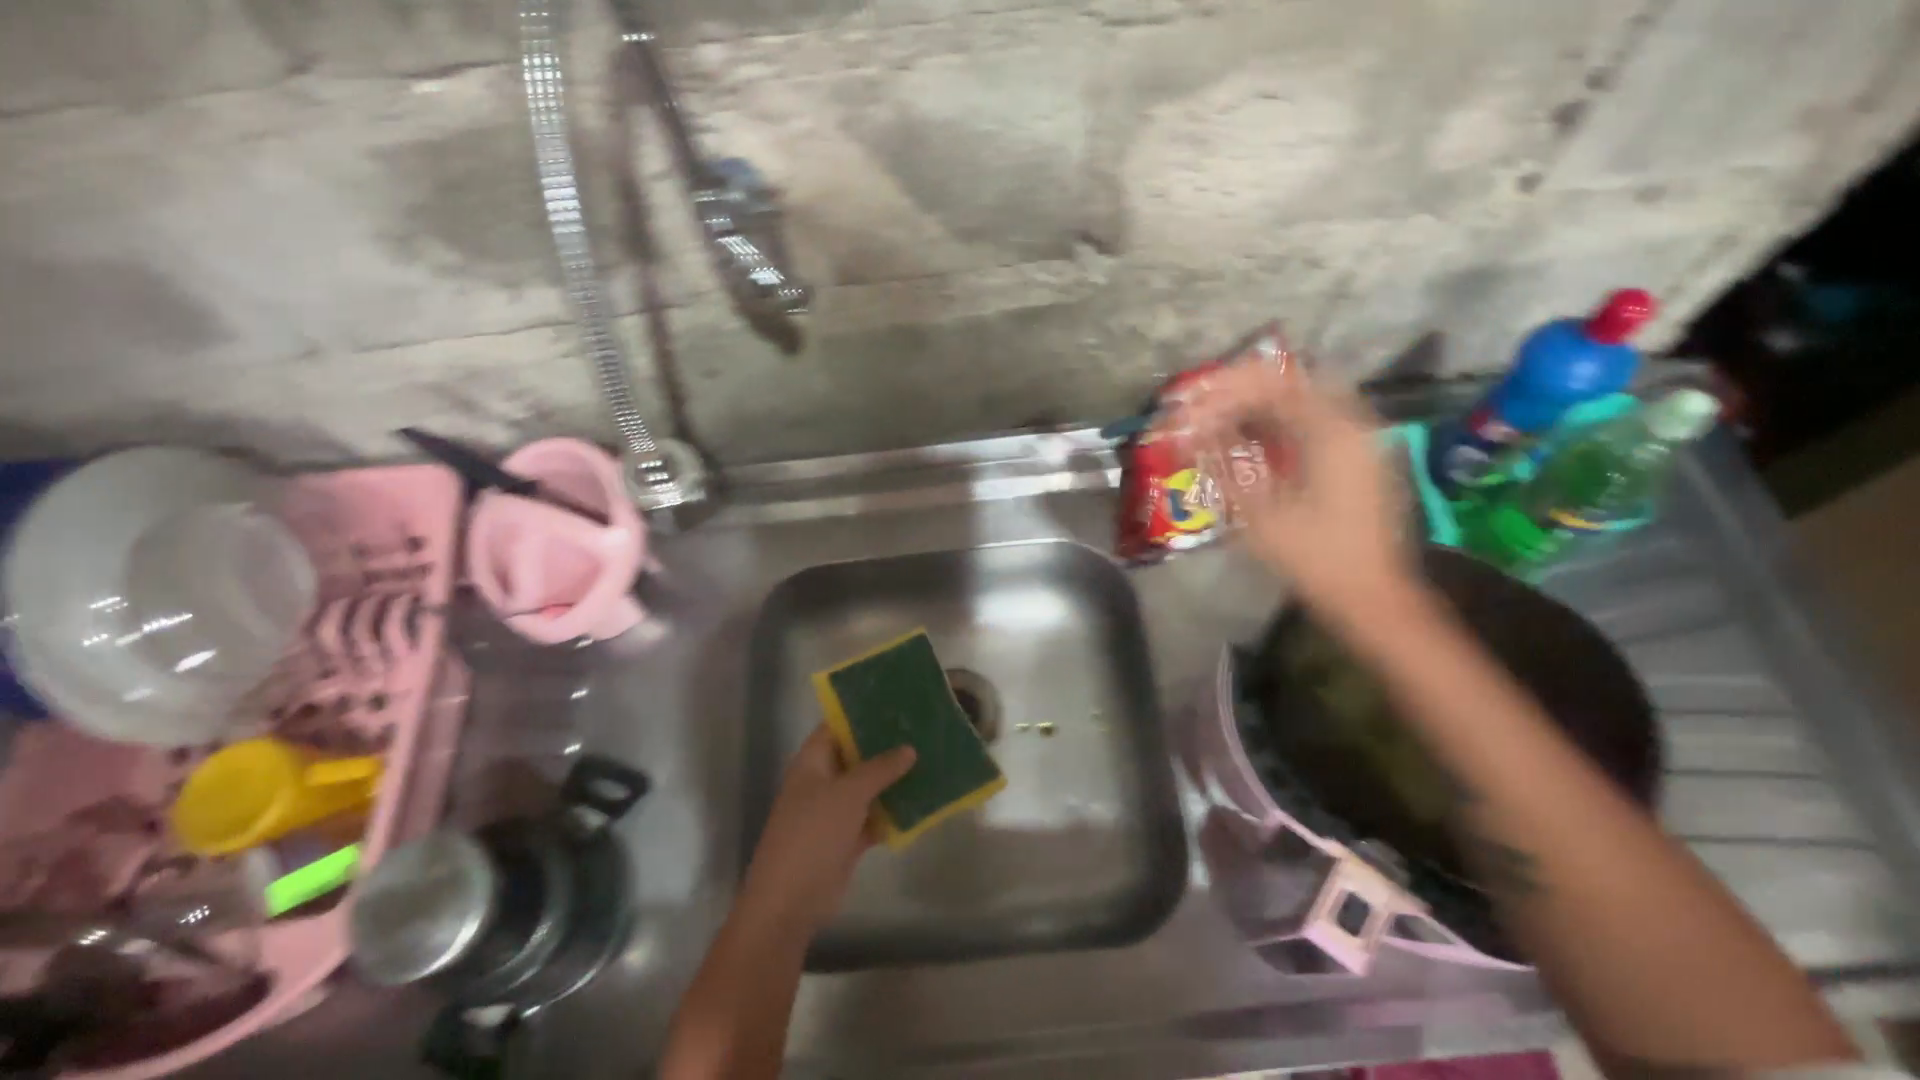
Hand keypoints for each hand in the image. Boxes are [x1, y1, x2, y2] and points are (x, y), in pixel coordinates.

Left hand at [737, 726, 915, 936]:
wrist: (790, 900)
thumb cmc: (812, 834)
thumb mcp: (847, 793)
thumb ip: (879, 769)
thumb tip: (908, 749)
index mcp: (811, 763)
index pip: (836, 727)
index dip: (861, 714)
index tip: (896, 702)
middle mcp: (822, 783)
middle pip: (856, 757)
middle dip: (885, 746)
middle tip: (924, 729)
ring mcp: (834, 813)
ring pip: (869, 788)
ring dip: (895, 780)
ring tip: (932, 759)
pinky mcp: (847, 840)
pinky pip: (875, 818)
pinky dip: (894, 813)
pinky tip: (925, 802)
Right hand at [1171, 360, 1417, 619]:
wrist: (1373, 598)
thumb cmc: (1316, 561)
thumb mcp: (1261, 517)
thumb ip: (1228, 468)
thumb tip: (1197, 436)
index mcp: (1332, 434)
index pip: (1273, 387)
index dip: (1226, 391)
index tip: (1193, 405)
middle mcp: (1353, 425)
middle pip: (1294, 382)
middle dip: (1246, 387)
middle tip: (1207, 402)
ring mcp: (1363, 440)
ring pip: (1309, 397)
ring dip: (1266, 400)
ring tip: (1225, 414)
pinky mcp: (1362, 459)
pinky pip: (1320, 419)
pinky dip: (1286, 418)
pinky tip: (1259, 435)